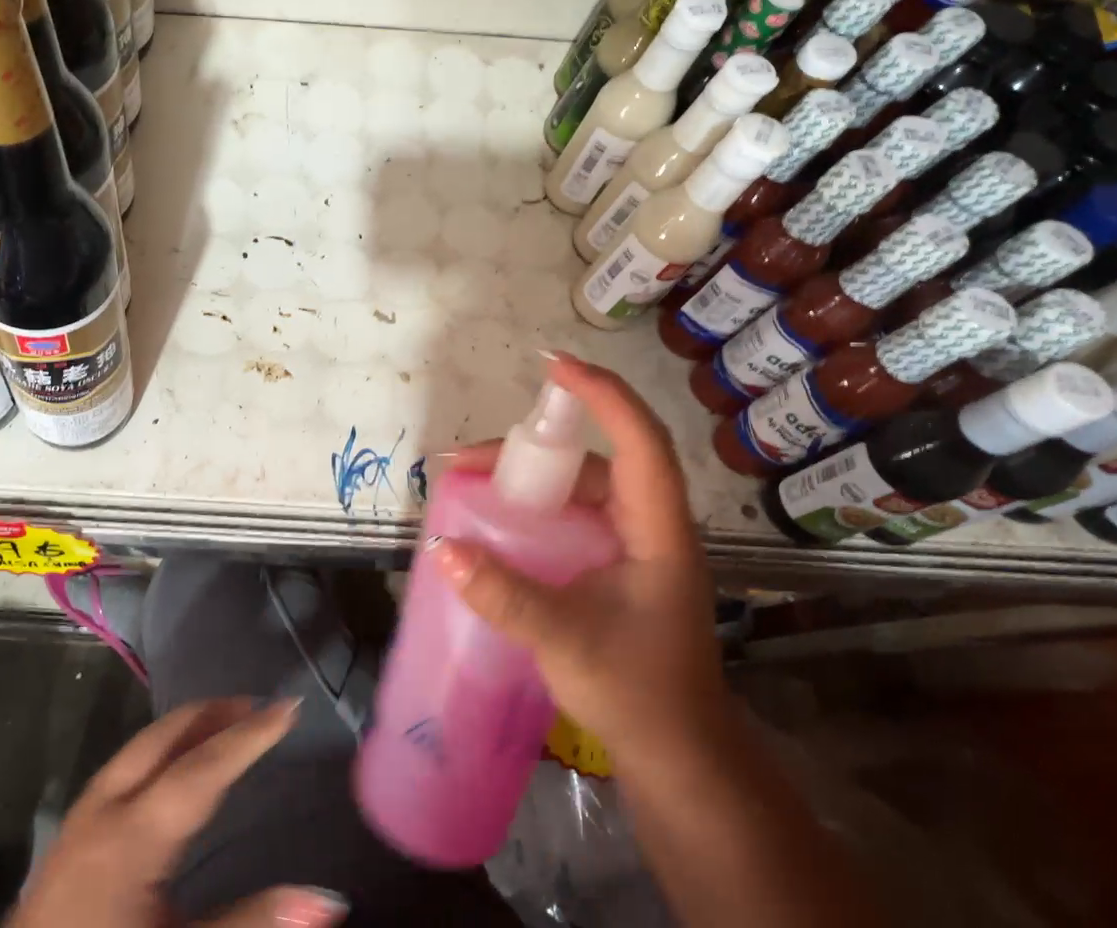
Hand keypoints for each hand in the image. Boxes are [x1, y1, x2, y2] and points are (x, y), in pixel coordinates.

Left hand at [8, 698, 346, 927]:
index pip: (200, 769)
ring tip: (226, 723)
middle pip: (160, 740)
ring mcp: (81, 817)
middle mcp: (103, 811)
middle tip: (258, 704)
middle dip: (211, 713)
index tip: (287, 707)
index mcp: (132, 838)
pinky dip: (160, 749)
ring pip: (137, 748)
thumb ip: (251, 921)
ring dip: (184, 728)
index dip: (247, 737)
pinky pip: (123, 766)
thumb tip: (325, 900)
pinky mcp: (72, 832)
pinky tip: (175, 765)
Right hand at [430, 353, 731, 762]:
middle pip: (594, 463)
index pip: (639, 443)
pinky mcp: (613, 570)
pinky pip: (568, 522)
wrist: (674, 751)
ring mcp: (630, 549)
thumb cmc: (636, 690)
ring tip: (464, 489)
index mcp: (657, 532)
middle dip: (529, 449)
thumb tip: (442, 549)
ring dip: (524, 483)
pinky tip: (493, 528)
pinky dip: (529, 514)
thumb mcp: (565, 639)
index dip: (601, 397)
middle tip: (462, 460)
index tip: (552, 366)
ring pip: (577, 493)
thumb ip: (504, 595)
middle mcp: (647, 528)